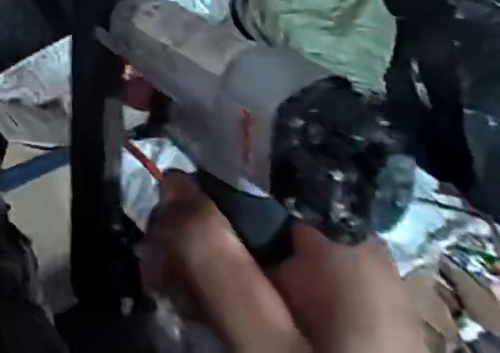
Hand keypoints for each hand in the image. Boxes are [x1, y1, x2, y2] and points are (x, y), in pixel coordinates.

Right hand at [143, 170, 419, 352]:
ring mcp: (337, 280)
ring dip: (205, 255)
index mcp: (344, 239)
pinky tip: (195, 302)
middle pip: (257, 203)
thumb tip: (172, 181)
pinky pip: (269, 274)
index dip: (213, 170)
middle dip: (200, 224)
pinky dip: (229, 283)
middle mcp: (343, 245)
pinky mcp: (328, 311)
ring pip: (255, 239)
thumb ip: (219, 265)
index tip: (166, 202)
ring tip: (164, 284)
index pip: (270, 165)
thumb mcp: (266, 350)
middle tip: (155, 262)